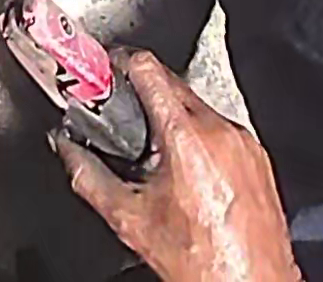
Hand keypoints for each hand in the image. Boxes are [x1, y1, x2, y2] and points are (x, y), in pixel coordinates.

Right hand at [53, 51, 300, 281]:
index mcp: (185, 136)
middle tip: (124, 109)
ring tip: (156, 144)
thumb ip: (89, 176)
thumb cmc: (201, 264)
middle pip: (170, 81)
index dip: (122, 61)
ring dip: (172, 111)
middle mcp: (218, 129)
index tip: (109, 67)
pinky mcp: (256, 152)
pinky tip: (188, 164)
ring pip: (195, 102)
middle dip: (143, 90)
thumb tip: (66, 147)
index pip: (148, 68)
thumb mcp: (130, 219)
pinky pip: (219, 124)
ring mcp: (242, 139)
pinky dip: (199, 132)